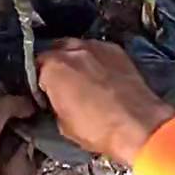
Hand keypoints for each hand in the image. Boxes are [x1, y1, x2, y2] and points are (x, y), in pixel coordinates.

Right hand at [36, 39, 174, 167]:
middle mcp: (73, 50)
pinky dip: (95, 59)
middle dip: (55, 65)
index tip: (44, 92)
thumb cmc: (98, 129)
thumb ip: (54, 102)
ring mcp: (96, 46)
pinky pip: (97, 50)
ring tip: (81, 77)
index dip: (38, 81)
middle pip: (55, 51)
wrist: (139, 124)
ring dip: (75, 59)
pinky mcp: (116, 49)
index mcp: (53, 68)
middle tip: (61, 83)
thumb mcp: (63, 124)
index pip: (35, 67)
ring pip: (77, 47)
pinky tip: (100, 74)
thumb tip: (56, 99)